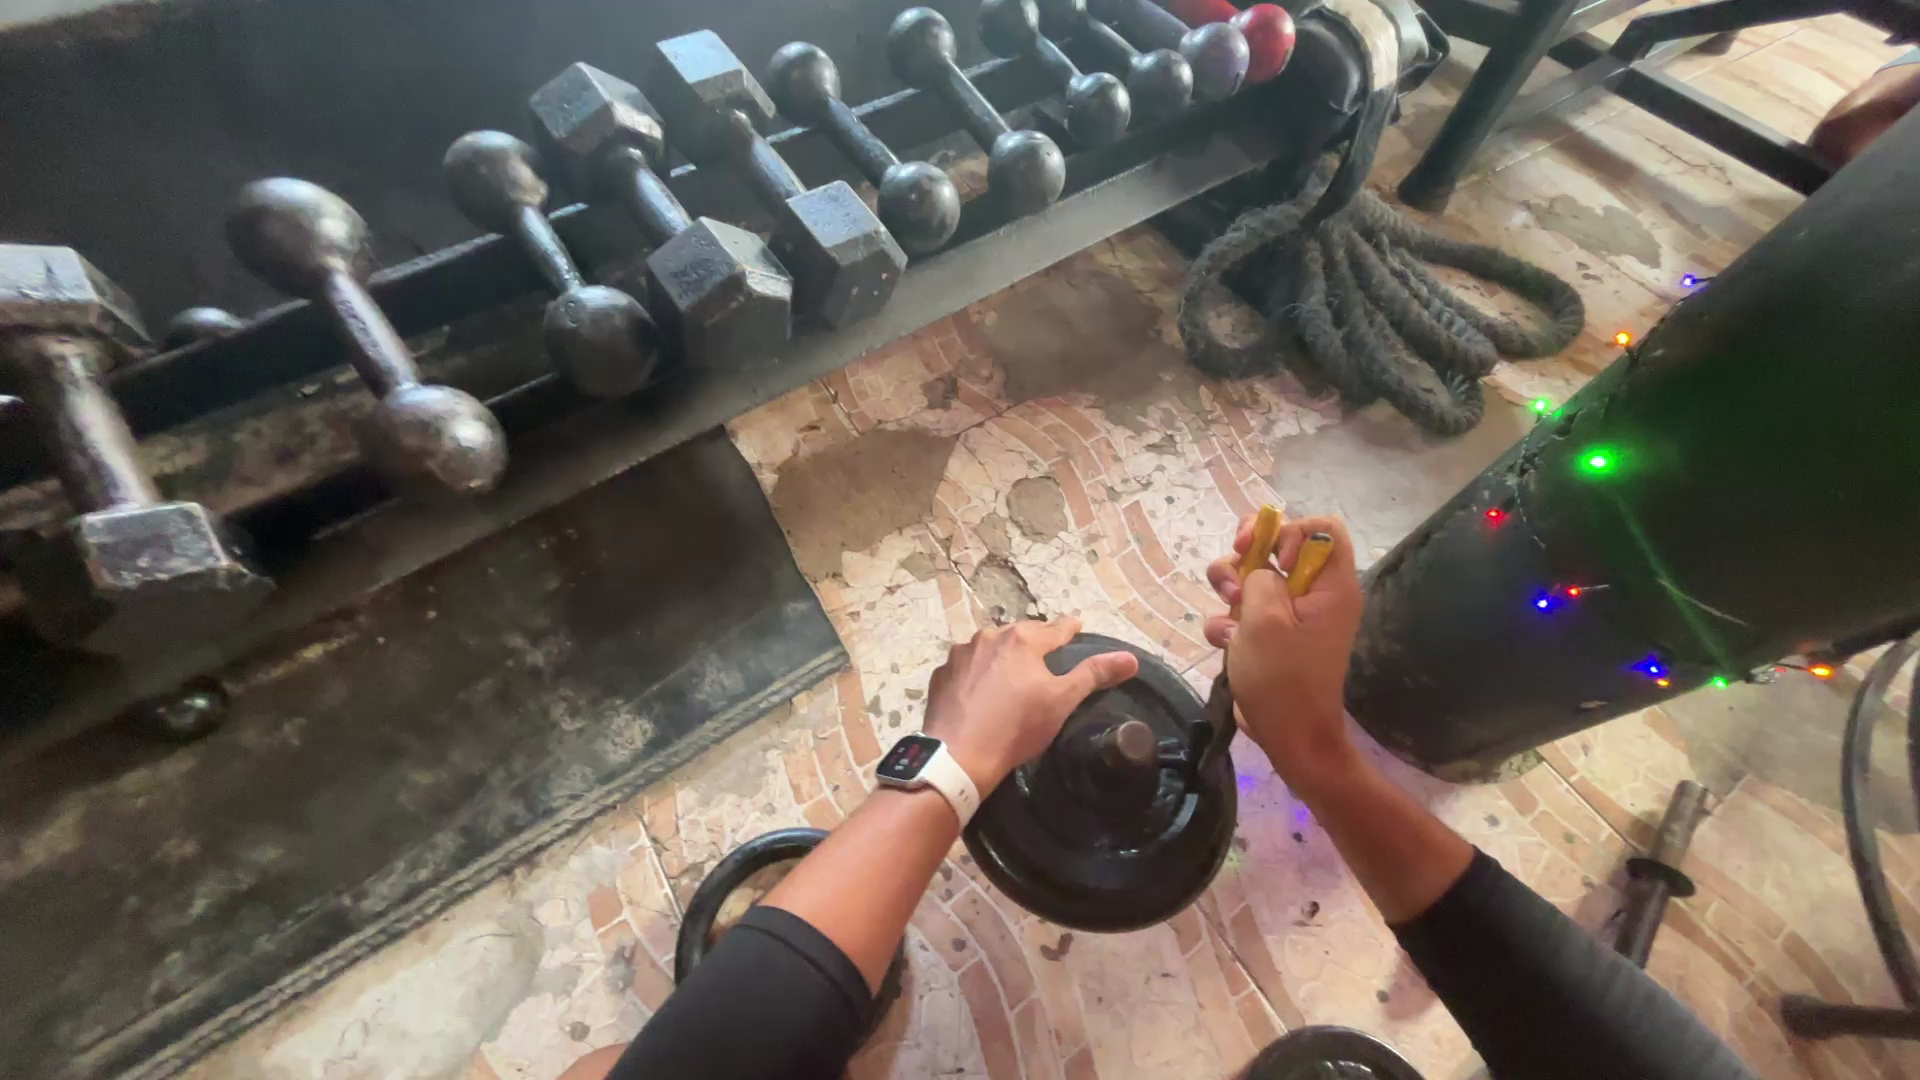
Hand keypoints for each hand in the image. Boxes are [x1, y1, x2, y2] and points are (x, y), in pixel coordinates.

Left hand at [922, 616, 1139, 792]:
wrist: (959, 755)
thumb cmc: (1016, 727)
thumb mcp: (1062, 701)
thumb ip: (1094, 674)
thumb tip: (1131, 657)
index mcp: (1023, 640)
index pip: (1056, 628)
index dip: (1069, 628)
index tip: (1076, 625)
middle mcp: (990, 637)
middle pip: (1020, 634)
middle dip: (1034, 641)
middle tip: (1045, 654)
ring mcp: (961, 654)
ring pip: (990, 647)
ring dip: (1002, 654)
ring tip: (1011, 672)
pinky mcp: (941, 674)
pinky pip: (966, 666)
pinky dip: (976, 672)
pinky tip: (980, 690)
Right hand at [1203, 515, 1364, 788]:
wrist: (1288, 735)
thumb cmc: (1283, 678)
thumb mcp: (1266, 620)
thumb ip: (1259, 579)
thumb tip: (1256, 572)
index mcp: (1332, 586)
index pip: (1323, 528)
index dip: (1289, 532)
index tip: (1266, 556)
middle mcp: (1314, 593)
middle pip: (1278, 545)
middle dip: (1245, 559)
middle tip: (1231, 581)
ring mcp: (1289, 614)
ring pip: (1252, 576)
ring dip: (1228, 592)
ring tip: (1228, 622)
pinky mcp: (1268, 632)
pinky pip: (1242, 609)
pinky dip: (1228, 622)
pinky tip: (1226, 644)